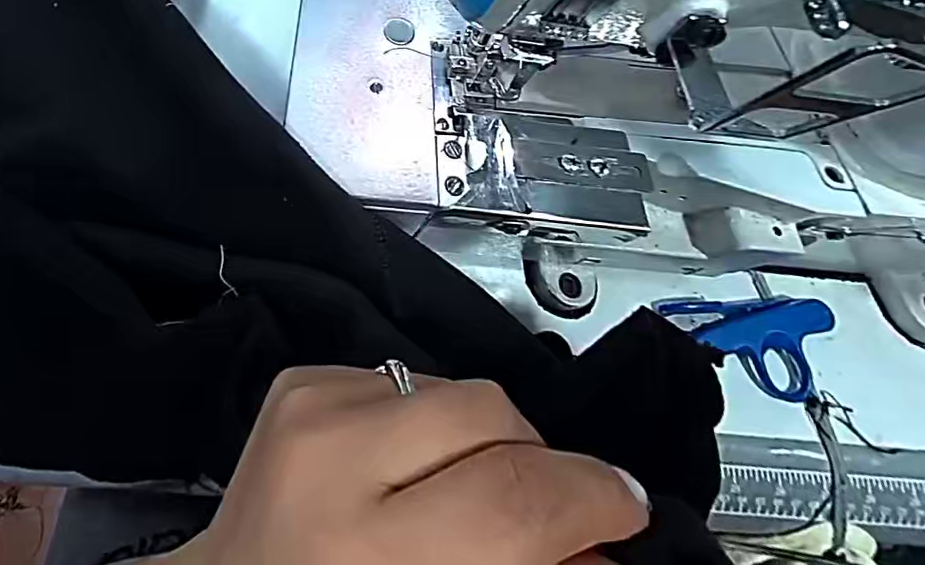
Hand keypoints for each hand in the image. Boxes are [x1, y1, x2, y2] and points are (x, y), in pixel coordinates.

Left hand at [162, 366, 650, 564]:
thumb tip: (601, 542)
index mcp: (368, 553)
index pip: (514, 496)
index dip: (590, 496)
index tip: (622, 504)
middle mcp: (334, 460)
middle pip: (489, 412)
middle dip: (540, 457)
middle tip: (550, 500)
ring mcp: (313, 404)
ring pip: (454, 385)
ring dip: (481, 436)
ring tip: (463, 486)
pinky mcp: (302, 378)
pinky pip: (407, 376)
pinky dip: (429, 418)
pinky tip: (405, 463)